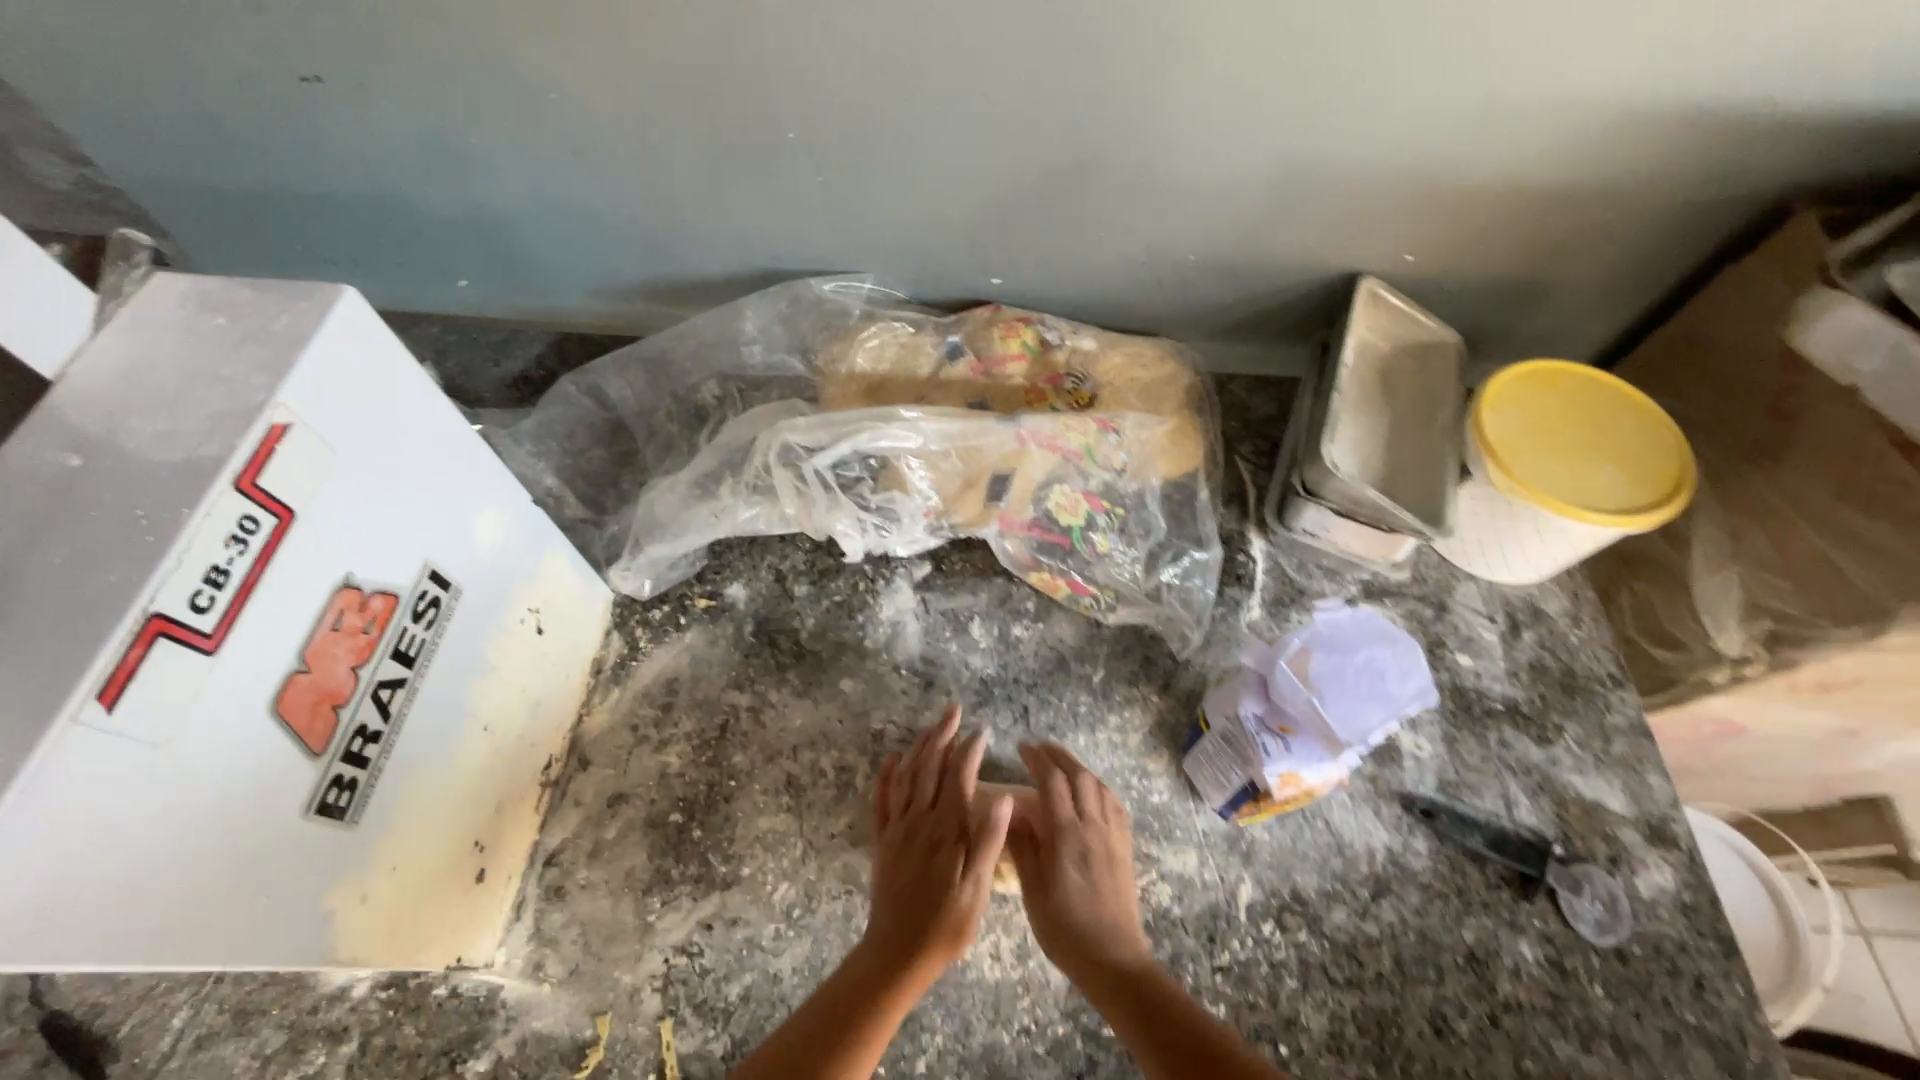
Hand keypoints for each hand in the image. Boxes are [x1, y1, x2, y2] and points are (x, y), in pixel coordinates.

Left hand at [863, 704, 1013, 981]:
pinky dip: (886, 775)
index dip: (970, 749)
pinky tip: (892, 759)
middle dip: (942, 733)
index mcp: (947, 830)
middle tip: (953, 709)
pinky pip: (881, 799)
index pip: (960, 776)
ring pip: (906, 775)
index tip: (983, 730)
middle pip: (929, 765)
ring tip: (931, 725)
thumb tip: (1002, 798)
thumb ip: (988, 841)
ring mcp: (897, 829)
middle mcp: (919, 821)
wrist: (897, 953)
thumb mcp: (977, 889)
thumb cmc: (947, 925)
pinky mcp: (882, 841)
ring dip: (918, 746)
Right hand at [1007, 742, 1152, 983]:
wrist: (1112, 957)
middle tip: (1039, 747)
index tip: (1021, 746)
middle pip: (1079, 776)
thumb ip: (1023, 844)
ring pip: (1099, 786)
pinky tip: (1091, 792)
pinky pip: (1114, 804)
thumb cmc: (1063, 927)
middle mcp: (1094, 826)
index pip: (1052, 781)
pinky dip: (1099, 787)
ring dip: (1079, 768)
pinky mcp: (1125, 846)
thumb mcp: (1032, 889)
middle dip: (1059, 756)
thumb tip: (1011, 810)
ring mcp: (1114, 835)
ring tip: (1062, 764)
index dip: (1036, 759)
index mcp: (1066, 834)